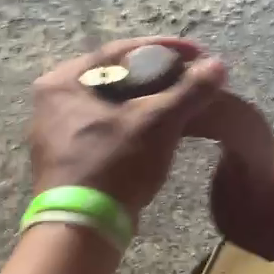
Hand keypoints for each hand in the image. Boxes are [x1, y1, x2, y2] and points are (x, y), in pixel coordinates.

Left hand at [29, 37, 227, 215]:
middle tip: (194, 77)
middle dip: (161, 74)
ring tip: (187, 100)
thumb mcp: (157, 122)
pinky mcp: (73, 153)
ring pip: (117, 100)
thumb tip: (219, 65)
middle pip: (118, 75)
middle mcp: (55, 99)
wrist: (84, 225)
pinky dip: (141, 119)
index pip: (120, 51)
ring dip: (153, 98)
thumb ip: (190, 91)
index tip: (199, 53)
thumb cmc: (114, 163)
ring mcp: (61, 128)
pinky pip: (113, 122)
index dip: (165, 48)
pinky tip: (166, 127)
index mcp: (64, 82)